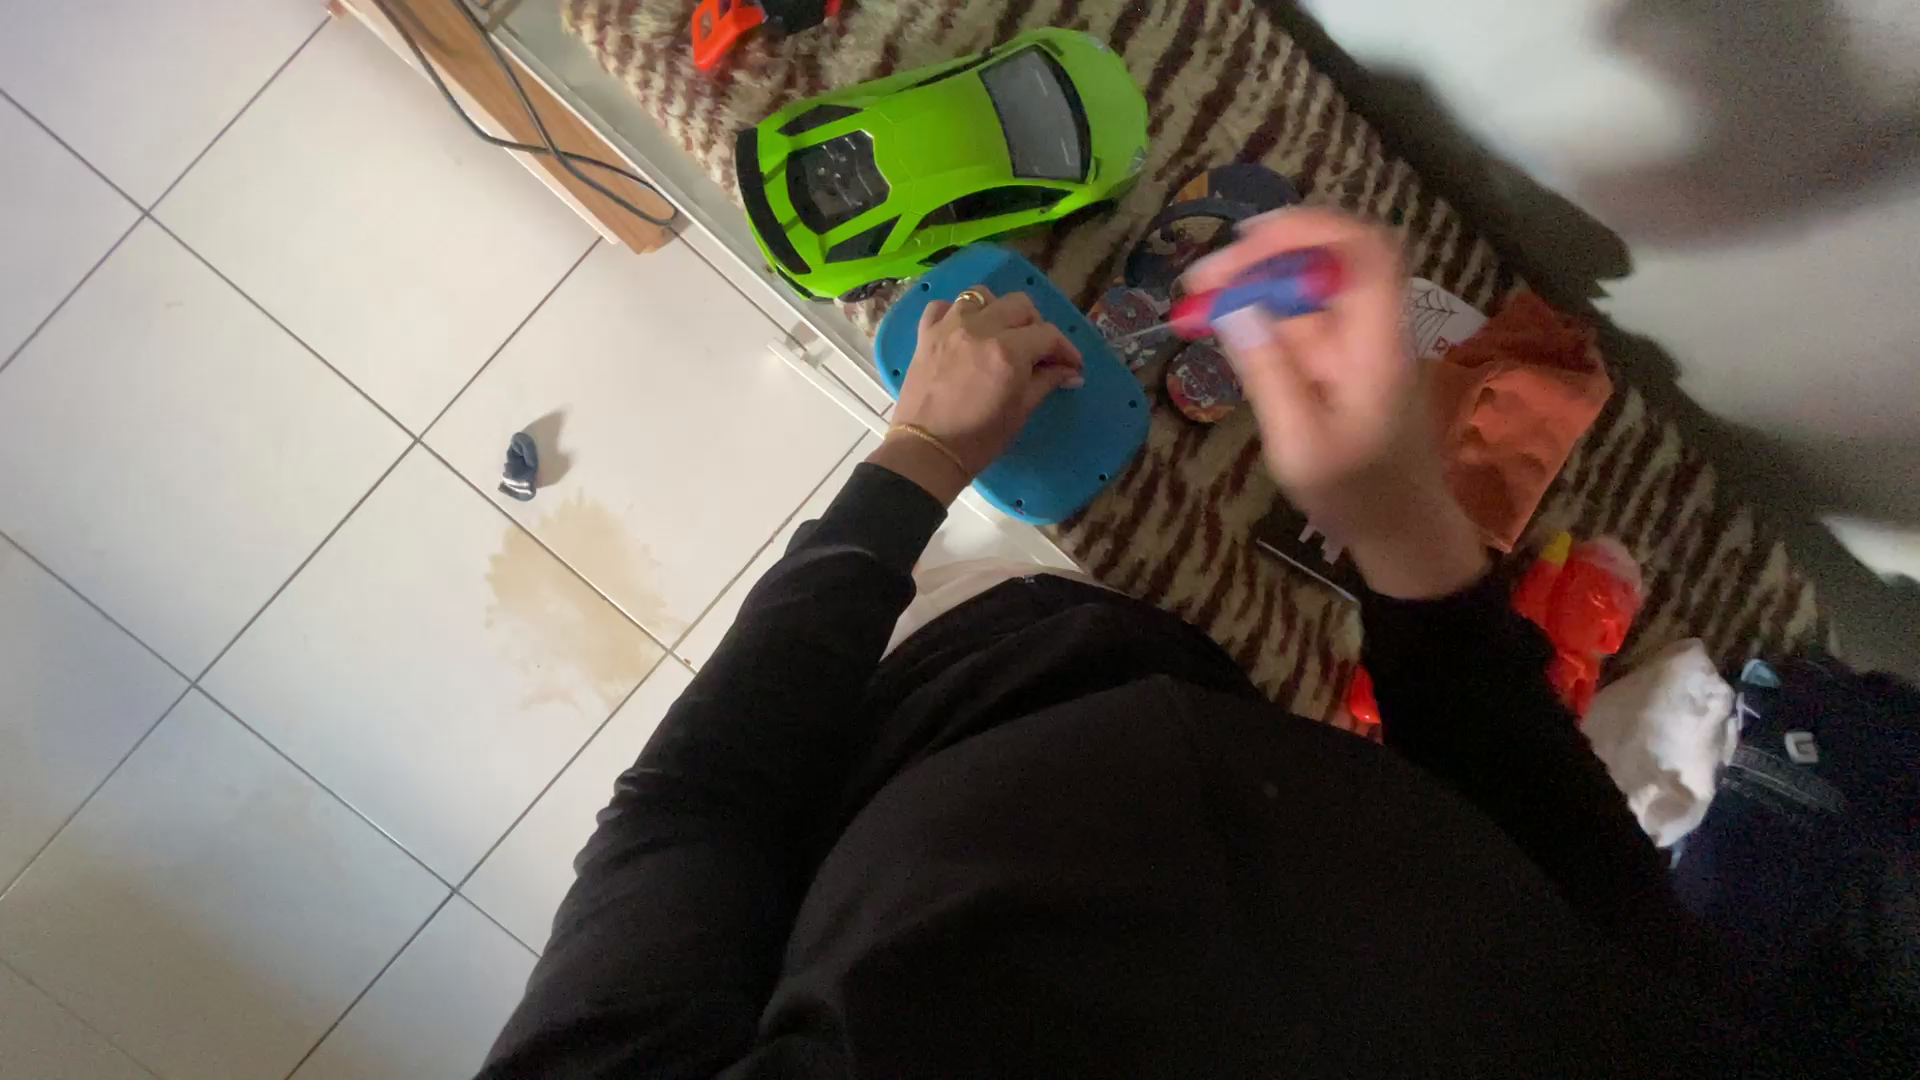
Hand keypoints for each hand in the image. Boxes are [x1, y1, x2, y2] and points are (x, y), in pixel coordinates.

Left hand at [871, 287, 1084, 502]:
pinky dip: (955, 312)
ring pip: (981, 296)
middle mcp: (980, 329)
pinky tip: (962, 330)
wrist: (926, 453)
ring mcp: (949, 328)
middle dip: (1036, 325)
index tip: (1072, 366)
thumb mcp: (1019, 412)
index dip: (1065, 349)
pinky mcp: (925, 335)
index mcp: (1008, 351)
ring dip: (997, 310)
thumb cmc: (978, 441)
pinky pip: (941, 306)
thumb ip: (1046, 383)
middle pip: (1019, 305)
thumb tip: (1071, 372)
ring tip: (1001, 334)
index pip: (1047, 335)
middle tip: (1038, 351)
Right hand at [1184, 207, 1487, 597]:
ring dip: (1256, 284)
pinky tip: (1226, 327)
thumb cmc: (1355, 493)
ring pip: (1310, 290)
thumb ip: (1269, 374)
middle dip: (1262, 257)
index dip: (1307, 229)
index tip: (1243, 240)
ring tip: (1200, 299)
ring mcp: (1357, 345)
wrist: (1399, 528)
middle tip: (1200, 281)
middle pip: (1329, 260)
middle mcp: (1371, 330)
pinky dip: (1262, 315)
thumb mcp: (1300, 442)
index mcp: (1375, 343)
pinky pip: (1302, 322)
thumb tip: (1234, 309)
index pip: (1361, 251)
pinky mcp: (1342, 362)